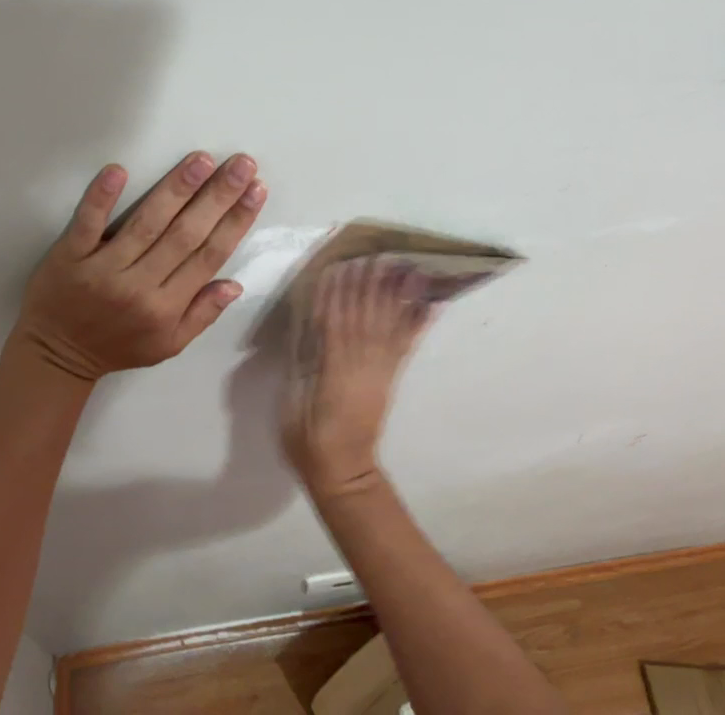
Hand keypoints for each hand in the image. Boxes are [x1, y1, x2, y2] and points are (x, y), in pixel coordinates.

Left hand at [10, 152, 267, 380]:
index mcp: (166, 307)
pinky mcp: (69, 256)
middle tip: (241, 163)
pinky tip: (119, 170)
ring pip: (146, 224)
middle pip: (185, 234)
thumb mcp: (167, 345)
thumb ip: (202, 314)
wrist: (55, 355)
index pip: (209, 256)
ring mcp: (103, 269)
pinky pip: (88, 224)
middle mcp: (139, 286)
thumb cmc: (117, 346)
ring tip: (201, 160)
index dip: (235, 222)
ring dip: (176, 189)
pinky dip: (102, 198)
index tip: (256, 190)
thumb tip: (235, 284)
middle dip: (217, 196)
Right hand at [282, 255, 437, 497]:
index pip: (333, 319)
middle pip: (365, 315)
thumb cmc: (306, 437)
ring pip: (388, 324)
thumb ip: (303, 362)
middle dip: (370, 283)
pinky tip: (431, 304)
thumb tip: (309, 325)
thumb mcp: (294, 399)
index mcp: (331, 368)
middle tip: (379, 253)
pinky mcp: (390, 379)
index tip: (342, 262)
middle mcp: (359, 364)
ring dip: (397, 294)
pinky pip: (406, 347)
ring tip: (408, 267)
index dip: (338, 290)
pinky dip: (419, 324)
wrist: (341, 471)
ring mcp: (379, 371)